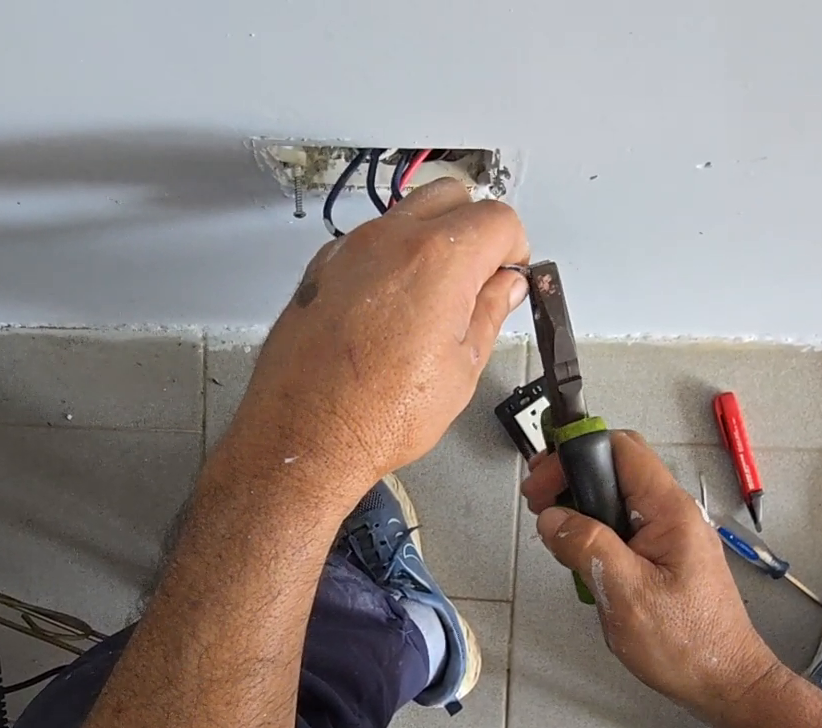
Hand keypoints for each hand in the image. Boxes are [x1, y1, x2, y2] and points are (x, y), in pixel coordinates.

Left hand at [223, 179, 531, 492]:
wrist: (307, 436)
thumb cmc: (377, 415)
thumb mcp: (461, 371)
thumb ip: (489, 314)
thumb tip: (505, 288)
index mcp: (439, 259)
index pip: (499, 218)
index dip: (514, 250)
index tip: (509, 276)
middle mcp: (391, 240)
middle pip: (451, 197)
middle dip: (475, 229)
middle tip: (478, 279)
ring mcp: (350, 250)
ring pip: (405, 215)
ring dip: (430, 241)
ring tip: (432, 301)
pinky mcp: (322, 269)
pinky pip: (368, 243)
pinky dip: (389, 260)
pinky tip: (390, 310)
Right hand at [522, 431, 788, 717]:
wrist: (726, 683)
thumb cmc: (685, 643)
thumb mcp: (625, 593)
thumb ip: (586, 546)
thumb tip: (552, 518)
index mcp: (669, 510)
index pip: (621, 449)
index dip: (574, 455)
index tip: (541, 483)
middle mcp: (672, 514)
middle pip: (616, 470)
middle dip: (571, 480)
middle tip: (538, 506)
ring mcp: (670, 536)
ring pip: (617, 501)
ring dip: (580, 510)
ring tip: (554, 536)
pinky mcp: (664, 559)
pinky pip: (624, 530)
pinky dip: (595, 535)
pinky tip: (579, 559)